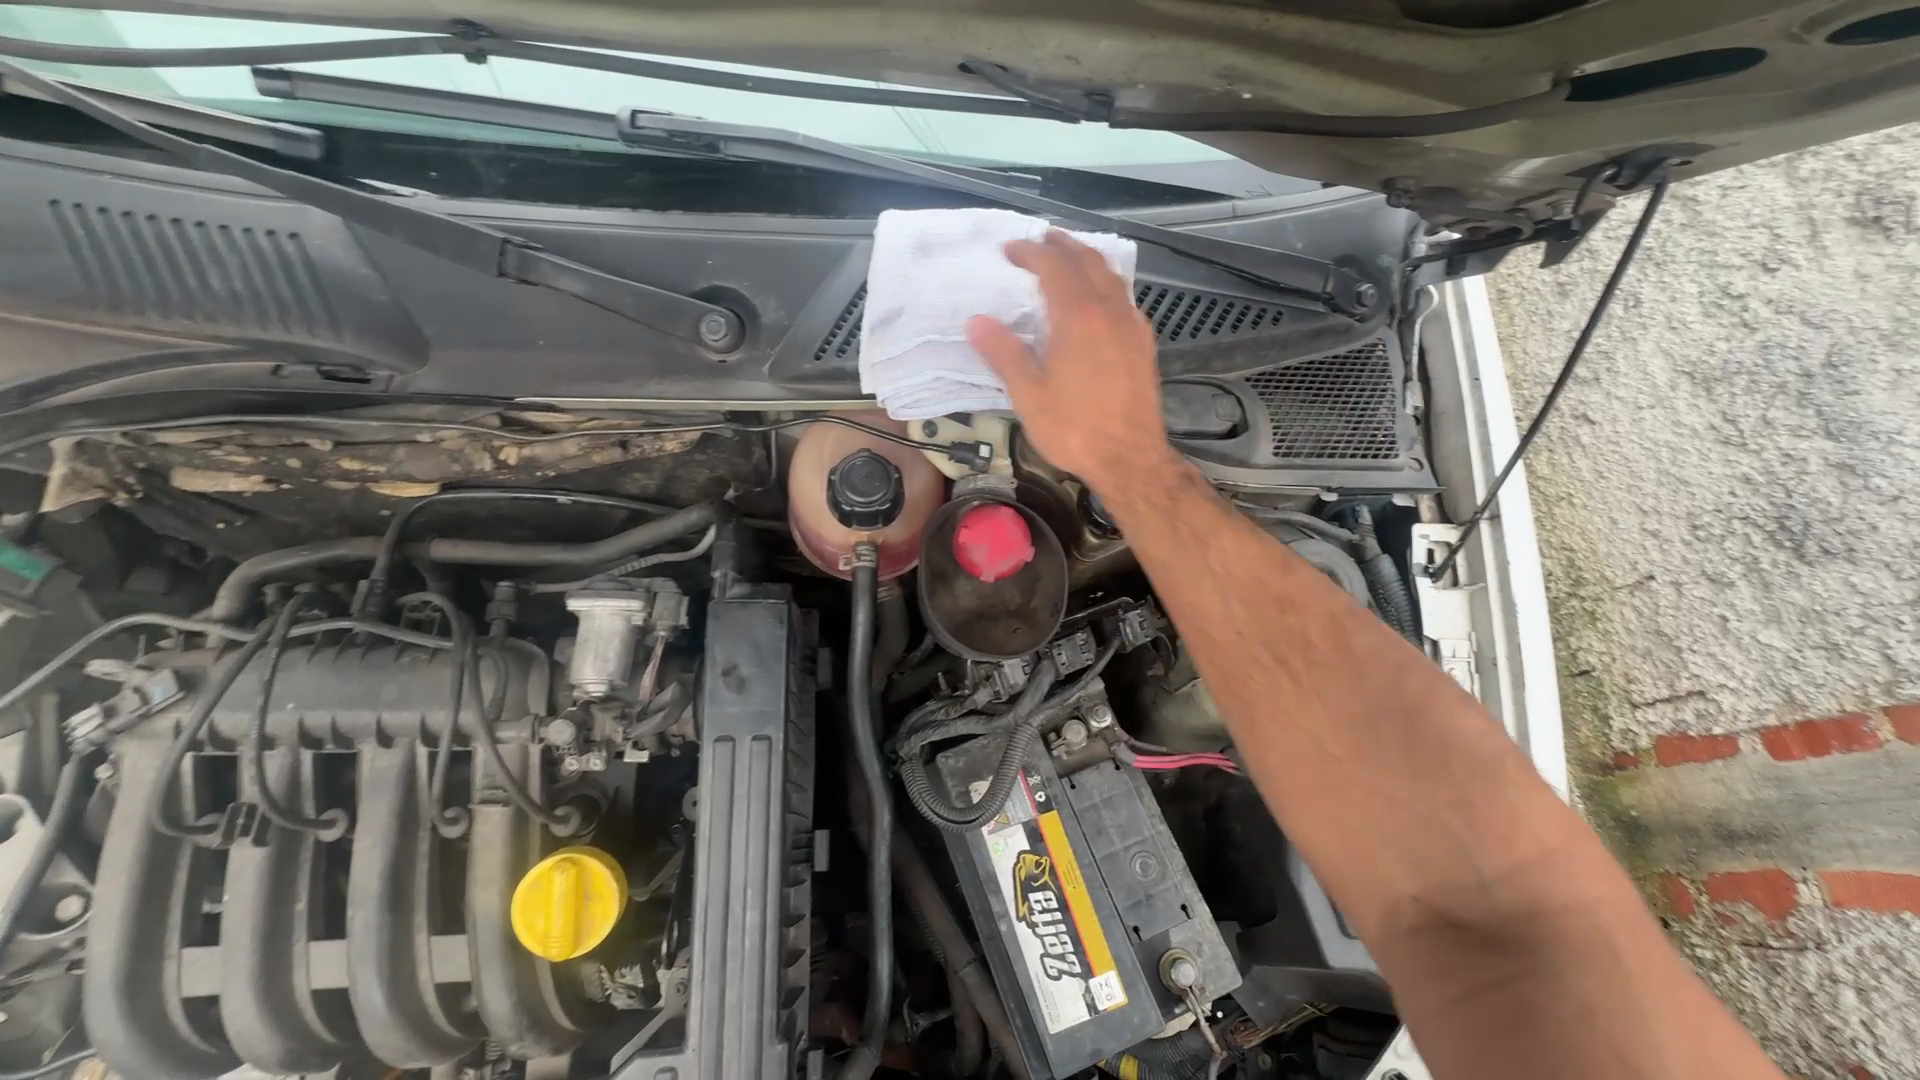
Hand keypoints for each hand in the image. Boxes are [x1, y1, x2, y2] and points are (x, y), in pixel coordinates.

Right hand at [966, 230, 1173, 491]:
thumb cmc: (1074, 428)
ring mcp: (1132, 326)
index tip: (1010, 249)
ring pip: (1111, 277)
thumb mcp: (1028, 393)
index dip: (1030, 252)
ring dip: (1088, 261)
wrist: (1130, 457)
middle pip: (1087, 261)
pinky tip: (1101, 302)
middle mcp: (1109, 310)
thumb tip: (976, 322)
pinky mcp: (1144, 345)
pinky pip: (1125, 300)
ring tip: (1070, 260)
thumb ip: (1004, 352)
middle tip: (1042, 240)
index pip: (1053, 266)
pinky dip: (1107, 286)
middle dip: (1063, 245)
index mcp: (1078, 316)